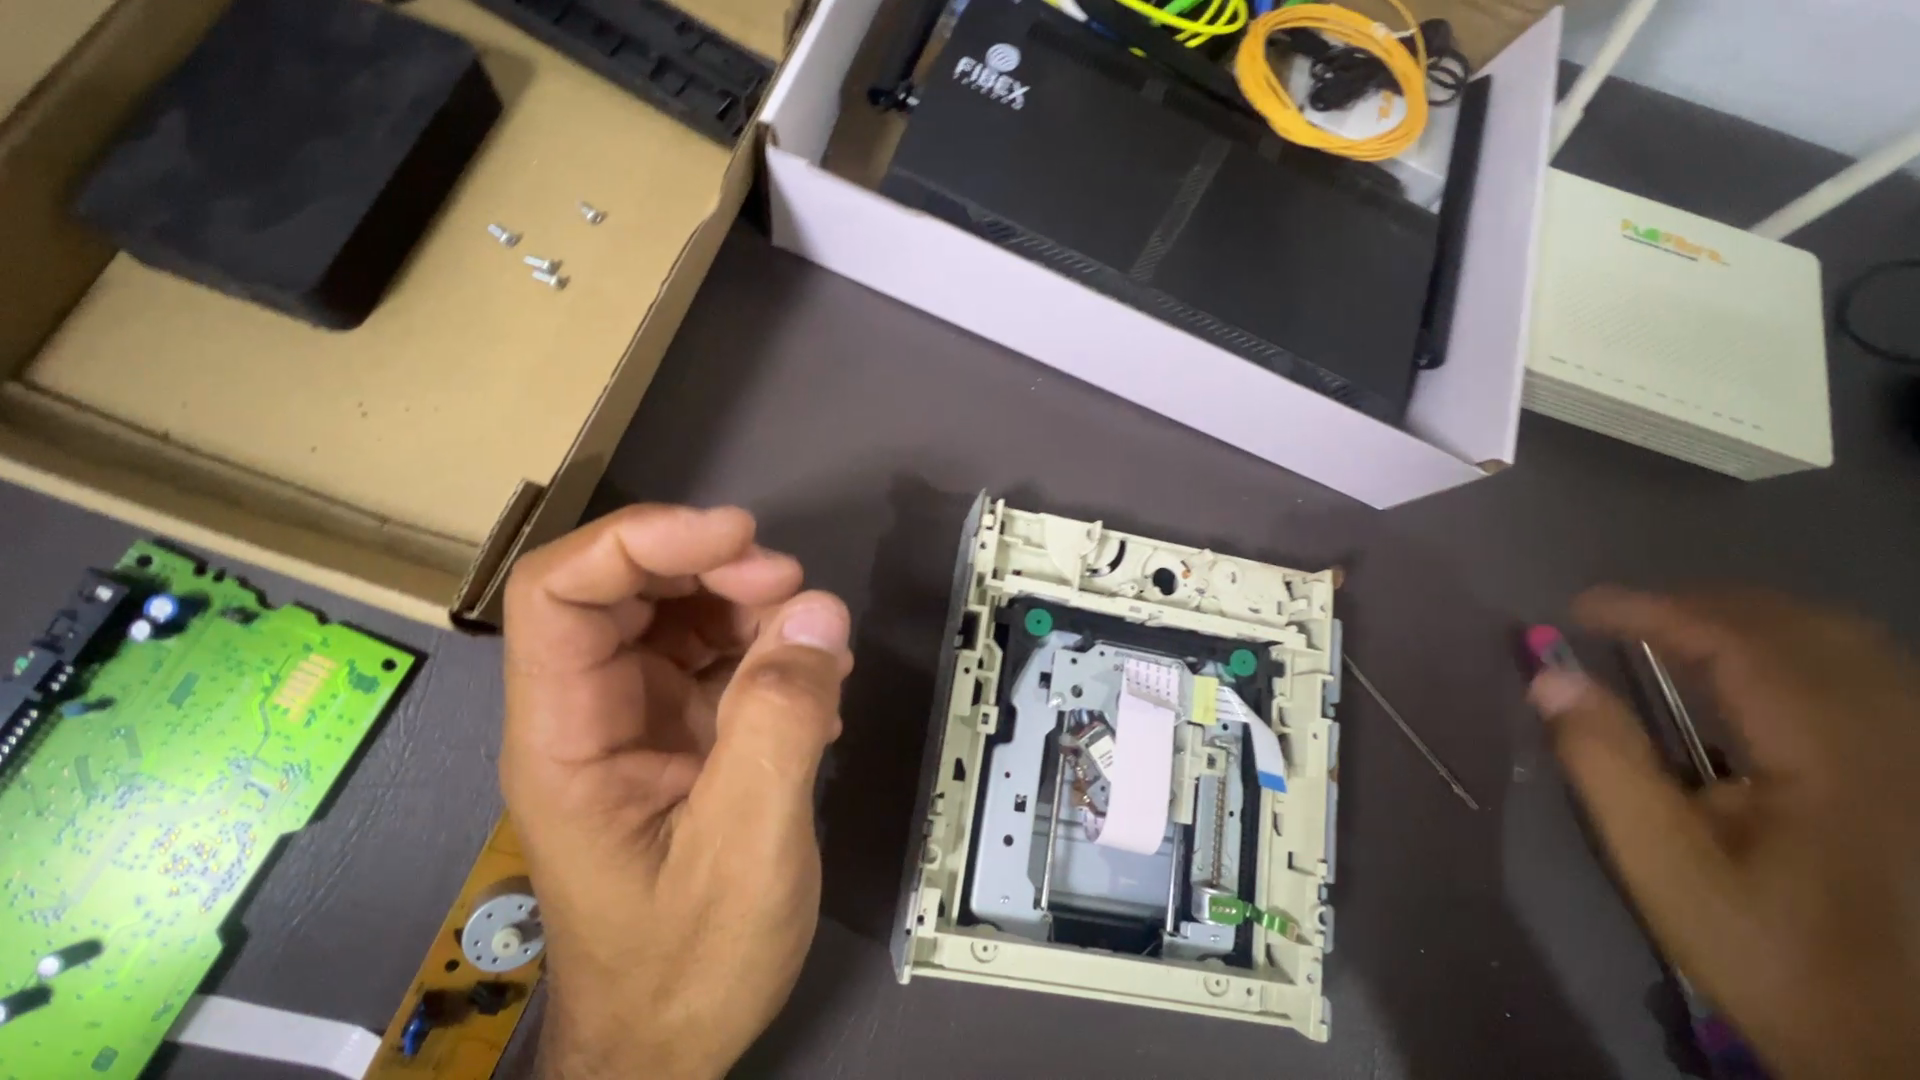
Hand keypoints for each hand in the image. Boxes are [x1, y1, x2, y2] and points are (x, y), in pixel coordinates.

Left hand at [500, 505, 852, 1079]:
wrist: (671, 1044)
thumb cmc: (688, 965)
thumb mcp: (746, 849)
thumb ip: (780, 725)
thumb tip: (820, 615)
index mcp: (565, 736)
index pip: (560, 595)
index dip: (642, 541)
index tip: (739, 536)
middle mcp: (590, 714)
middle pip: (624, 591)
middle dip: (710, 567)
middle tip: (793, 587)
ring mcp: (635, 722)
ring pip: (677, 617)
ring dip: (749, 606)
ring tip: (817, 640)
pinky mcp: (679, 738)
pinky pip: (717, 662)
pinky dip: (769, 652)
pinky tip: (816, 686)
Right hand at [1531, 588, 1919, 1079]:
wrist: (1904, 1043)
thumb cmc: (1777, 956)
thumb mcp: (1669, 870)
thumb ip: (1607, 766)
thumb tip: (1549, 678)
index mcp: (1835, 756)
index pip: (1738, 641)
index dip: (1653, 610)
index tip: (1579, 608)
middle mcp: (1899, 735)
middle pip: (1801, 626)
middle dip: (1699, 607)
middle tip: (1619, 620)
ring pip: (1844, 643)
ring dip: (1747, 625)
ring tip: (1670, 637)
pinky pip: (1867, 674)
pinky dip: (1792, 652)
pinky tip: (1747, 678)